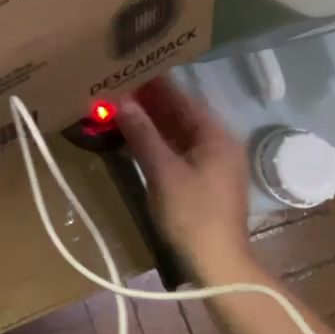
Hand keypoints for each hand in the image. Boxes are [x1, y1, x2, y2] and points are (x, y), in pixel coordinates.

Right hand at [115, 77, 256, 280]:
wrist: (218, 264)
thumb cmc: (192, 213)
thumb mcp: (162, 170)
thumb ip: (141, 133)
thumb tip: (120, 101)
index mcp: (216, 135)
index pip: (182, 97)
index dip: (154, 83)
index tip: (127, 69)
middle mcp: (219, 143)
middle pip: (180, 113)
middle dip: (149, 102)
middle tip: (115, 87)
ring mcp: (212, 163)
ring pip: (177, 132)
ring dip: (150, 121)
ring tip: (117, 107)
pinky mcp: (203, 180)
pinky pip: (177, 149)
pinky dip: (156, 140)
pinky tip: (132, 136)